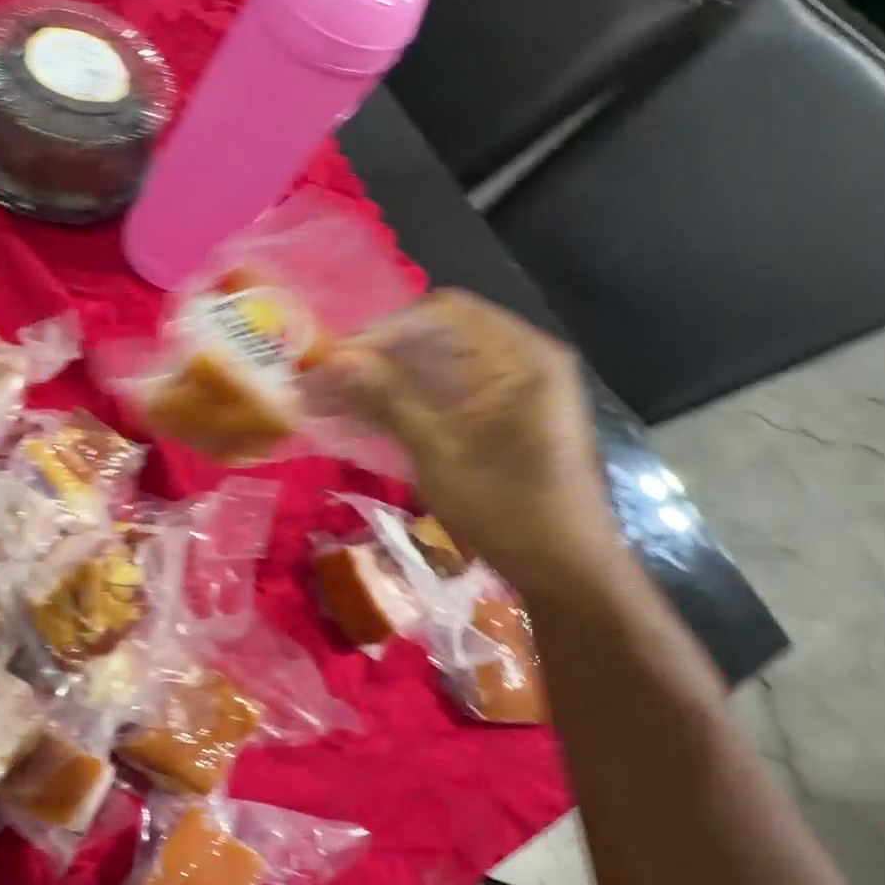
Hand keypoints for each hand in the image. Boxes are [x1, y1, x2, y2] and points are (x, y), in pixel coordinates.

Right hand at [314, 290, 622, 595]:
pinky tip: (358, 420)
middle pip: (433, 337)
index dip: (381, 332)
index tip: (333, 362)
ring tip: (327, 404)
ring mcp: (511, 388)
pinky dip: (400, 402)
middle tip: (320, 385)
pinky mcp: (499, 416)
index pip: (440, 314)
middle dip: (372, 359)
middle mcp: (519, 359)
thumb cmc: (506, 508)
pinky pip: (441, 393)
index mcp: (519, 356)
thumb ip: (387, 398)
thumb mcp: (439, 451)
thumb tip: (331, 361)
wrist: (565, 570)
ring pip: (431, 367)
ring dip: (379, 382)